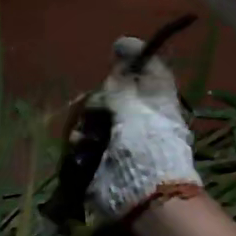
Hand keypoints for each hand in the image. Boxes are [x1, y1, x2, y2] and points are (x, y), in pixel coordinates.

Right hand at [86, 36, 201, 221]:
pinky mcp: (101, 156)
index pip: (146, 70)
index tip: (116, 53)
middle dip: (99, 97)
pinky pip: (83, 139)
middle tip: (96, 104)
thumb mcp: (135, 103)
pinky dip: (79, 141)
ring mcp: (120, 137)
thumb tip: (123, 42)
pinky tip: (80, 145)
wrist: (139, 193)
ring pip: (93, 115)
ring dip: (85, 121)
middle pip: (112, 92)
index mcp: (157, 100)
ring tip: (85, 132)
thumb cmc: (145, 144)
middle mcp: (140, 115)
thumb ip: (123, 77)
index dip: (132, 60)